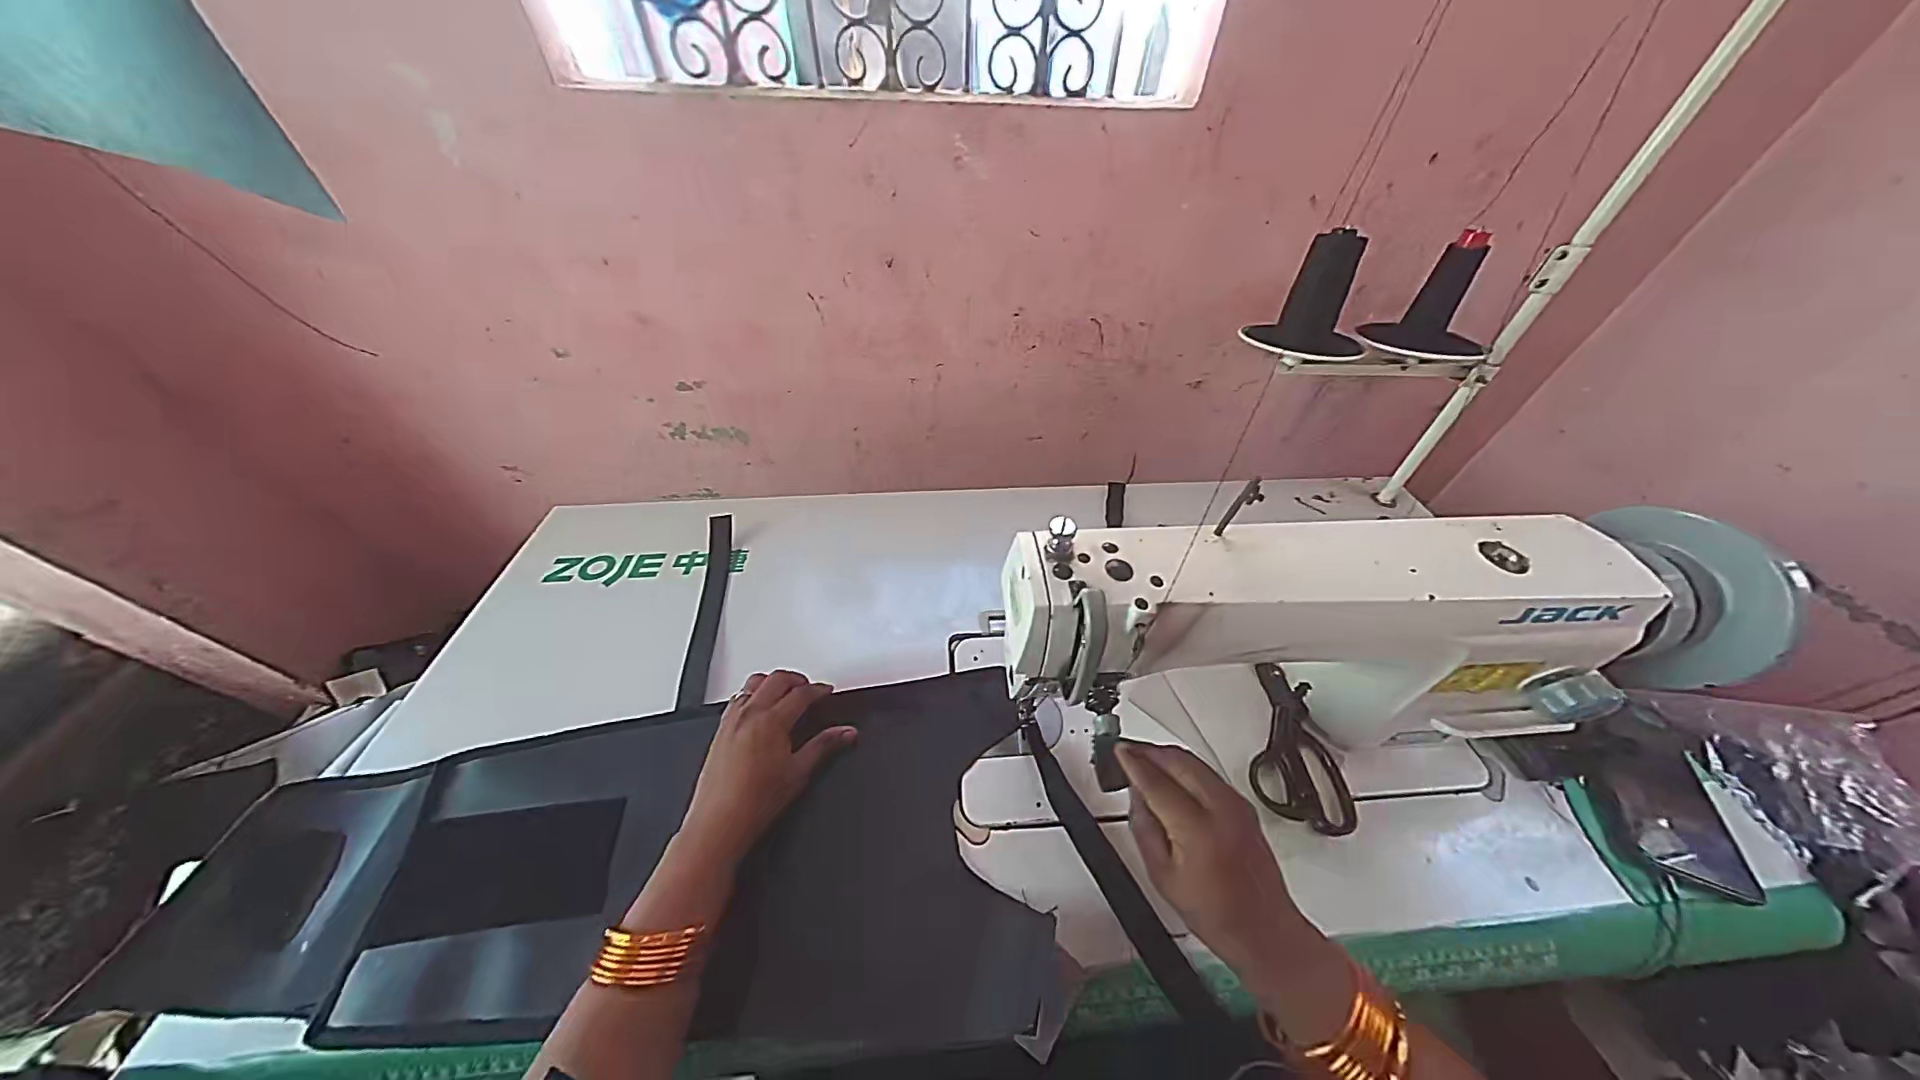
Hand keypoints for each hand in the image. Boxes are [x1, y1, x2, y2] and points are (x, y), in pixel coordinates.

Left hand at [680, 670, 855, 861]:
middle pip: (777, 679)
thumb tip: (845, 733)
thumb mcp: (799, 772)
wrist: (719, 822)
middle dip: (797, 679)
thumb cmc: (753, 803)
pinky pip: (738, 698)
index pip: (801, 693)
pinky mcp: (719, 730)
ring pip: (754, 682)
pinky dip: (753, 693)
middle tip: (809, 689)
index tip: (825, 692)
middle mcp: (749, 715)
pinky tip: (760, 706)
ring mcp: (732, 720)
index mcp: (771, 721)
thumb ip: (824, 745)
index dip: (818, 689)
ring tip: (786, 692)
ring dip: (773, 682)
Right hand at [1116, 741, 1348, 1034]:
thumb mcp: (1162, 875)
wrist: (1264, 930)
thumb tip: (1135, 795)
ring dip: (1167, 756)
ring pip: (1195, 762)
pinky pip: (1208, 773)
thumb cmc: (1218, 914)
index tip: (1119, 752)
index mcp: (1198, 830)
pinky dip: (1185, 766)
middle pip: (1178, 761)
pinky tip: (1171, 773)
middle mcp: (1222, 810)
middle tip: (1128, 751)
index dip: (1133, 762)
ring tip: (1145, 759)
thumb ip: (1144, 828)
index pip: (1157, 782)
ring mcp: (1237, 805)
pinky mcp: (1245, 806)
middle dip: (1149, 751)